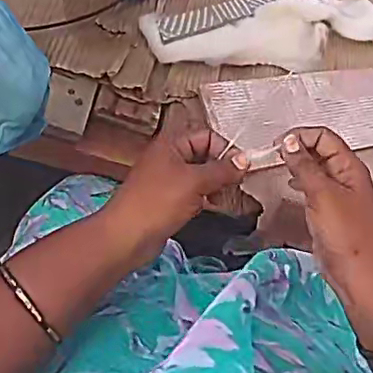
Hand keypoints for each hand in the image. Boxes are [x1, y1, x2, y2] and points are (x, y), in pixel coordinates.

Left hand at [101, 122, 247, 258]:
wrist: (126, 236)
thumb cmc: (159, 202)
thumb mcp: (195, 182)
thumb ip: (221, 170)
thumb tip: (245, 159)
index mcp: (171, 143)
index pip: (206, 136)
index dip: (224, 149)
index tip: (241, 168)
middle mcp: (169, 157)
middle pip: (204, 155)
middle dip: (222, 168)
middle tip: (237, 184)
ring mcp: (167, 179)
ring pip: (200, 175)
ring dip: (216, 184)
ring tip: (227, 197)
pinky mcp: (168, 199)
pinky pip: (193, 192)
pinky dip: (205, 197)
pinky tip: (215, 207)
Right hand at [277, 127, 372, 270]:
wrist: (357, 273)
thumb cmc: (345, 234)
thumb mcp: (321, 193)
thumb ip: (304, 165)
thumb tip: (289, 142)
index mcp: (350, 166)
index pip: (324, 137)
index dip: (301, 136)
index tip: (278, 145)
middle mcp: (346, 176)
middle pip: (320, 149)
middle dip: (297, 147)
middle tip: (275, 154)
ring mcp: (338, 193)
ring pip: (315, 167)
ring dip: (297, 163)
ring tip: (278, 165)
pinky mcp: (329, 209)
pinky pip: (313, 185)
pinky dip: (299, 180)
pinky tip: (290, 184)